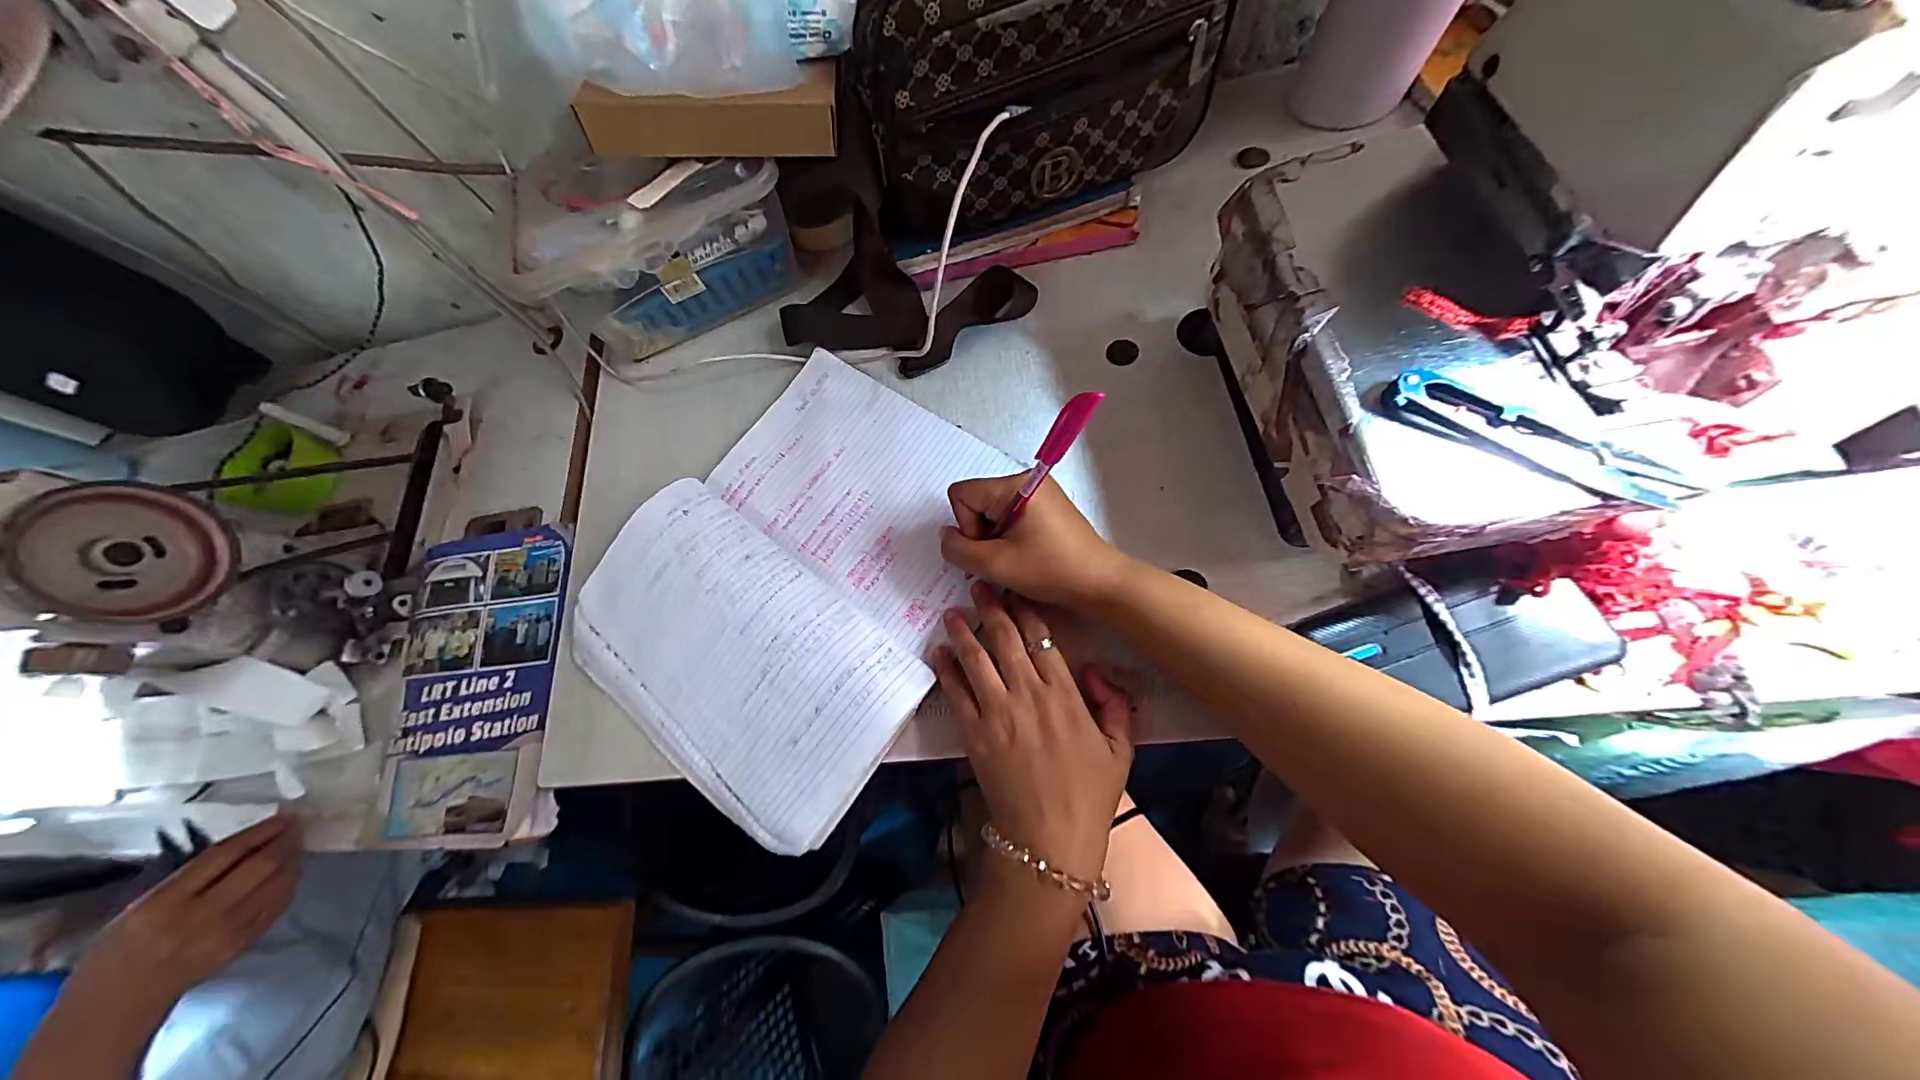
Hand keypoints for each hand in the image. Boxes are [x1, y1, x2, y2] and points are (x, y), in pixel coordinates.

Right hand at [77, 816, 301, 1003]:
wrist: (120, 1001)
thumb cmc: (122, 947)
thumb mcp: (141, 904)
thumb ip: (192, 874)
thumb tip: (246, 843)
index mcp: (164, 903)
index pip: (225, 855)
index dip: (259, 832)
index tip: (282, 817)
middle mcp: (201, 916)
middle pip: (260, 867)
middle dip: (285, 841)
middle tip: (297, 826)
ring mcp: (228, 932)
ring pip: (278, 884)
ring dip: (293, 860)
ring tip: (295, 846)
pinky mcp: (244, 945)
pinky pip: (278, 905)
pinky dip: (288, 884)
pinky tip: (289, 873)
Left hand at [936, 583, 1134, 886]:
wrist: (1049, 840)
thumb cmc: (1089, 797)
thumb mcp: (1120, 750)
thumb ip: (1114, 705)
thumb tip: (1093, 670)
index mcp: (1065, 696)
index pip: (1042, 640)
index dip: (1027, 612)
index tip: (1015, 592)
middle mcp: (1029, 696)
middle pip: (1006, 640)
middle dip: (991, 609)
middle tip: (978, 586)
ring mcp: (998, 713)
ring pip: (977, 660)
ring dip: (963, 632)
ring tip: (952, 612)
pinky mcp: (974, 734)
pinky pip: (957, 693)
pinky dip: (946, 670)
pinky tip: (938, 652)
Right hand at [941, 473, 1133, 611]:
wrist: (1100, 582)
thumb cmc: (1050, 570)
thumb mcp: (995, 565)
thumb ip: (958, 549)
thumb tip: (946, 536)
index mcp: (1016, 484)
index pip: (962, 494)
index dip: (966, 526)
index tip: (990, 549)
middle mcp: (1027, 480)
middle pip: (976, 501)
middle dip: (980, 534)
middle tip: (1002, 560)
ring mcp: (1039, 493)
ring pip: (991, 512)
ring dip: (994, 540)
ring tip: (1016, 561)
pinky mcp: (1046, 508)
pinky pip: (1010, 517)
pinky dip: (1009, 539)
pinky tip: (1025, 557)